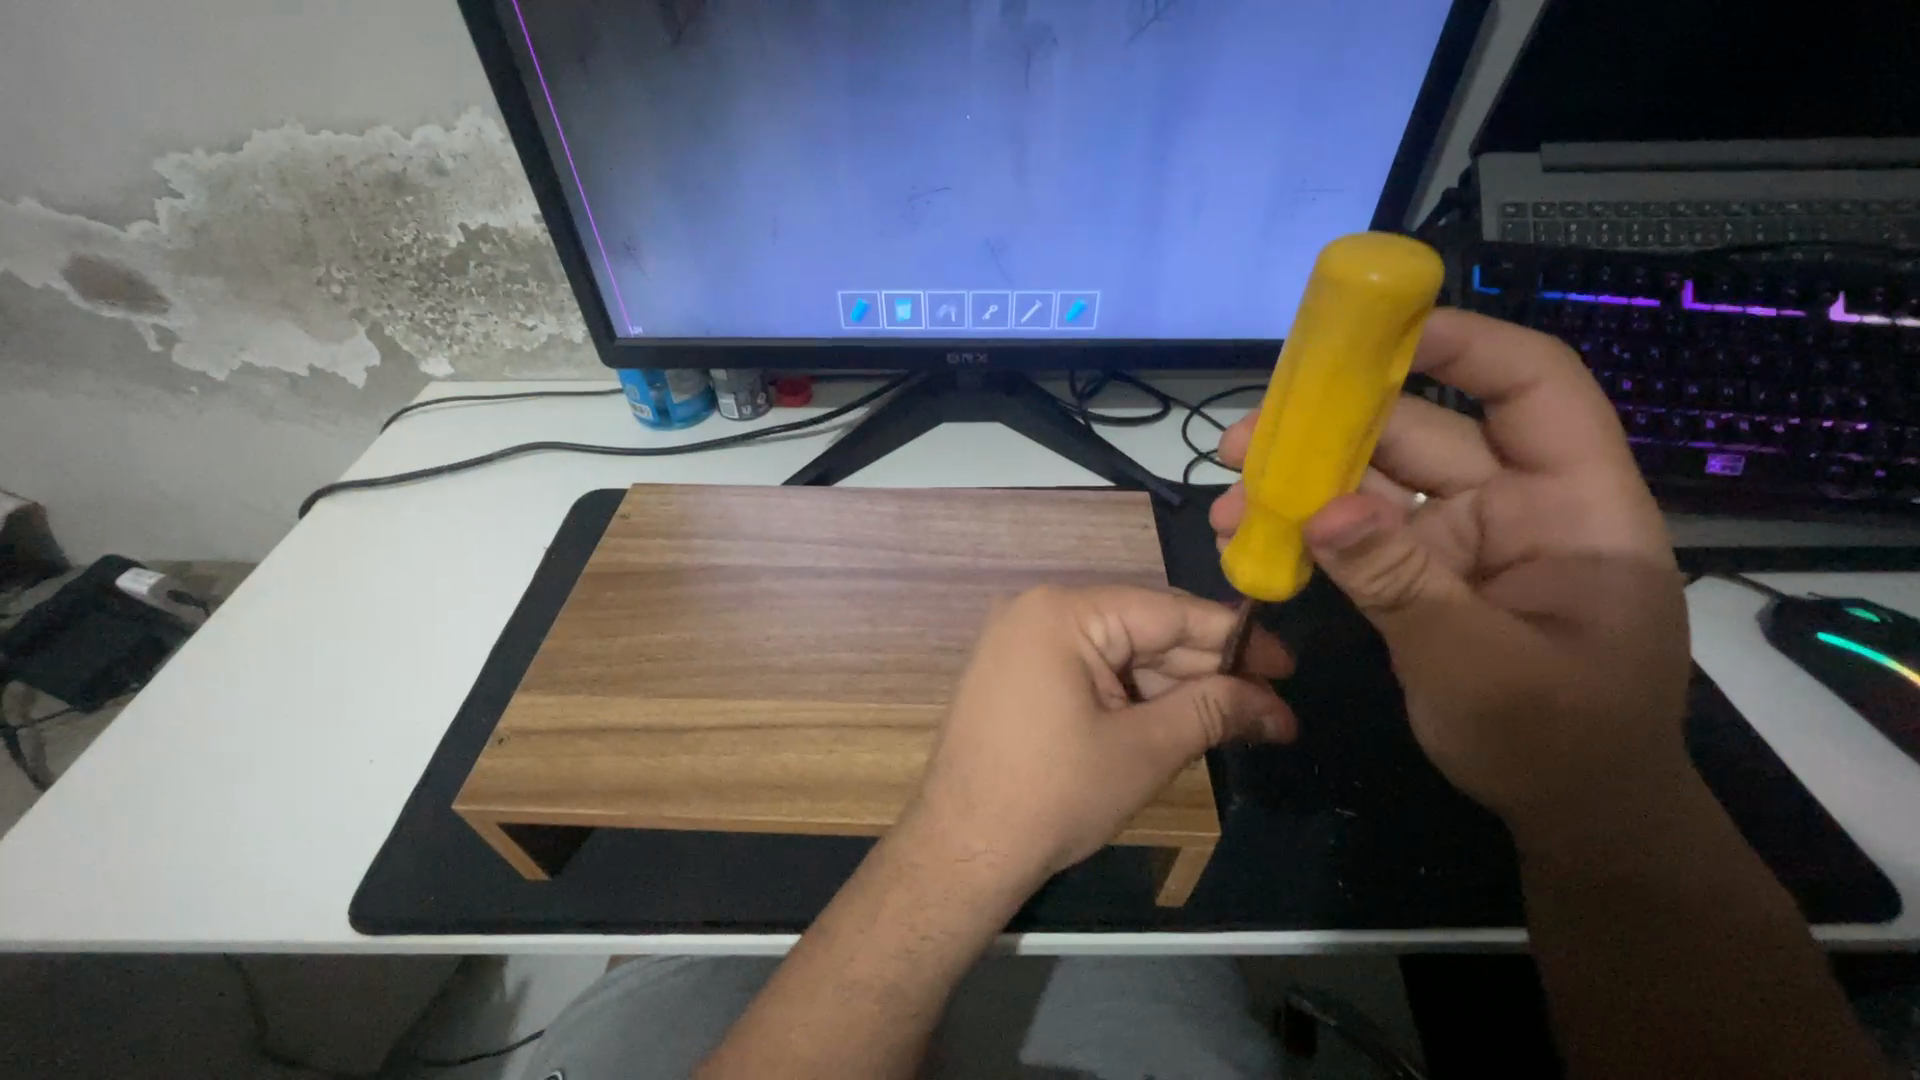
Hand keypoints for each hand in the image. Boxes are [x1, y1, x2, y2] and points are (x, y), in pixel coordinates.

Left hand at [904, 585, 1293, 885]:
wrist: (962, 848)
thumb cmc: (1053, 795)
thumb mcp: (1143, 750)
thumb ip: (1211, 711)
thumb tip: (1274, 705)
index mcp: (1064, 612)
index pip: (1168, 612)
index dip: (1234, 638)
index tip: (1286, 665)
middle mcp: (1038, 612)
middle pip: (1143, 631)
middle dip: (1207, 671)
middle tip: (1271, 707)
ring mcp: (1020, 642)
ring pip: (1118, 653)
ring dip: (1174, 687)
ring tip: (1238, 722)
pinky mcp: (1016, 673)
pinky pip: (1089, 669)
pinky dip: (1132, 695)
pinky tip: (1179, 720)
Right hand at [1210, 309, 1690, 832]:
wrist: (1569, 814)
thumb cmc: (1558, 742)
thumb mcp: (1481, 668)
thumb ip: (1403, 586)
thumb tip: (1319, 510)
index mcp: (1574, 506)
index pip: (1532, 387)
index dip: (1461, 345)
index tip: (1369, 332)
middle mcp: (1515, 506)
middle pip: (1422, 432)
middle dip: (1330, 428)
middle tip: (1243, 440)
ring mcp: (1462, 541)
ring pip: (1374, 484)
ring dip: (1300, 483)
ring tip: (1229, 497)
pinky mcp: (1420, 574)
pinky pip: (1356, 535)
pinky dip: (1304, 534)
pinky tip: (1250, 541)